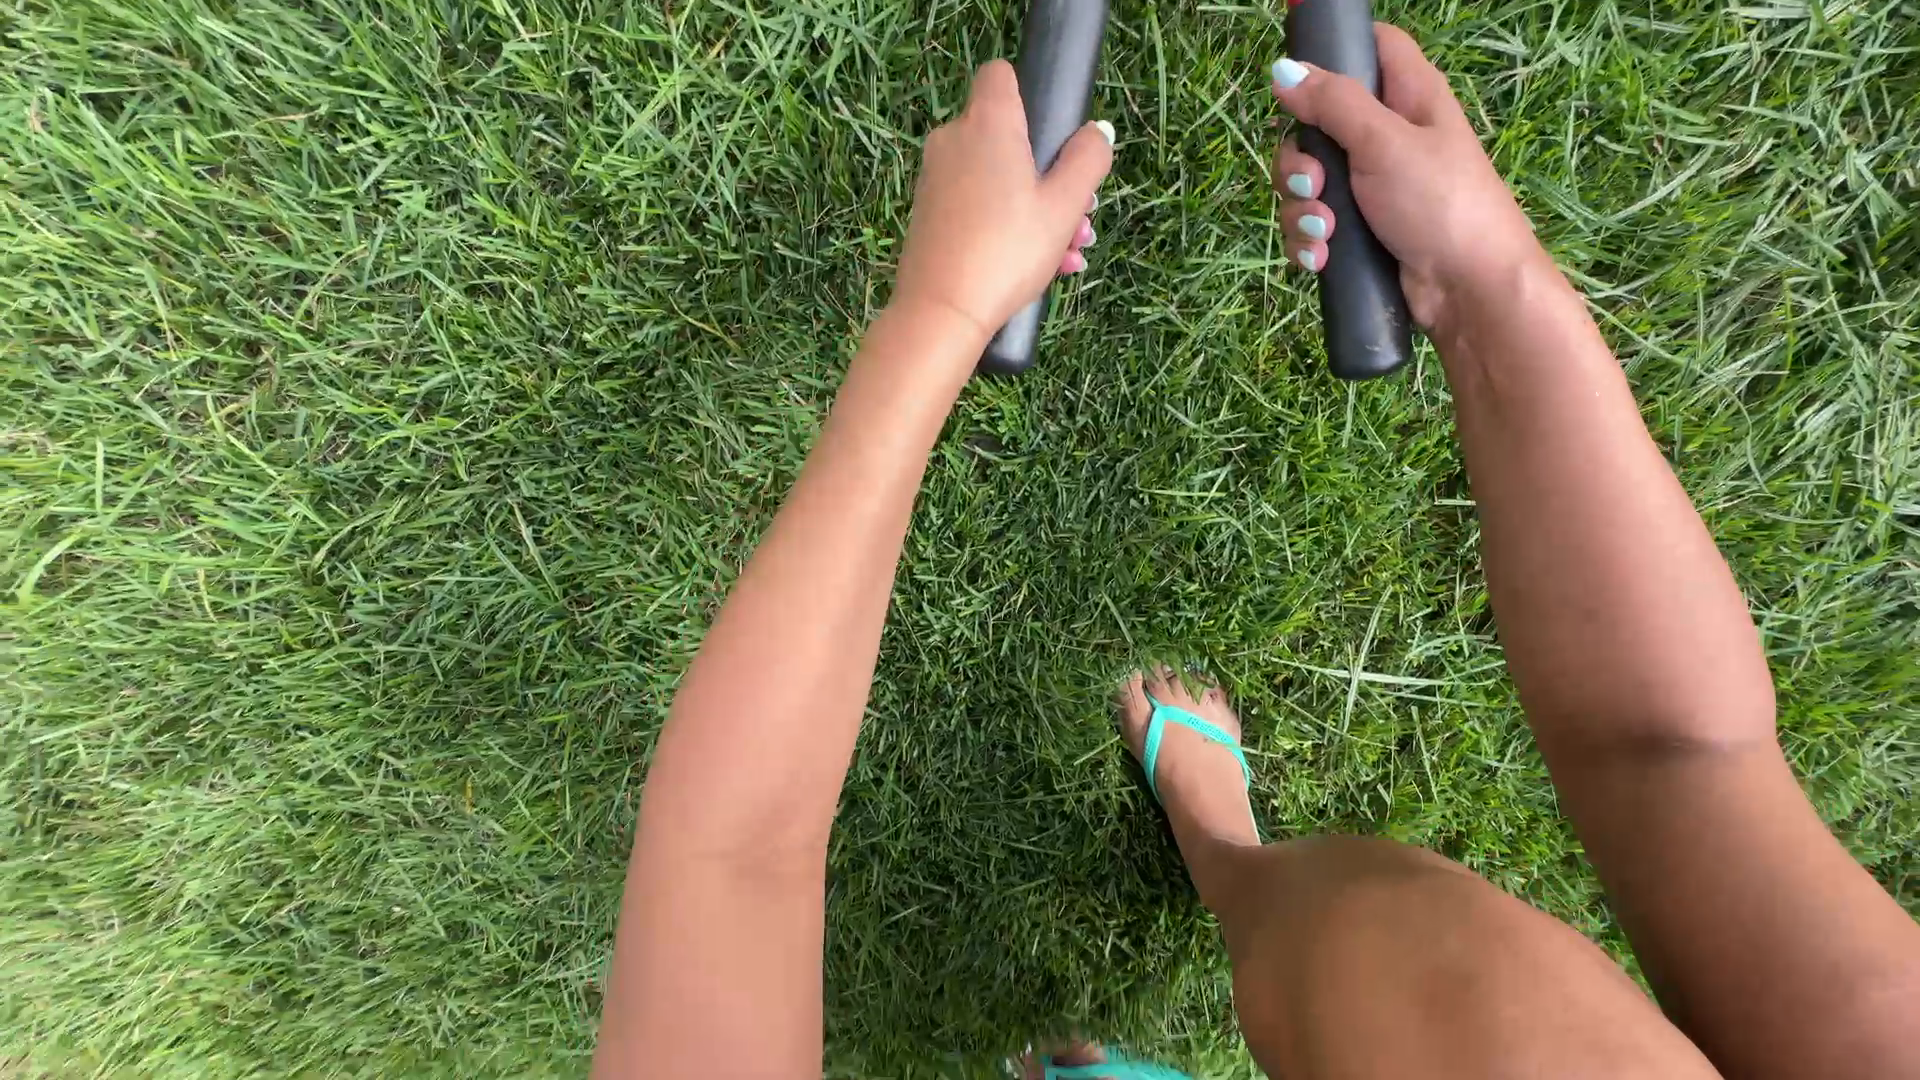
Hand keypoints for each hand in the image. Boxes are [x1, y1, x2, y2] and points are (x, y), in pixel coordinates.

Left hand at [893, 60, 1113, 339]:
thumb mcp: (1064, 207)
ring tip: (1068, 258)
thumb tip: (1096, 132)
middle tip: (1080, 222)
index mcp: (986, 122)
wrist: (942, 313)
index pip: (1001, 76)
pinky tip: (1037, 271)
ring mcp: (935, 181)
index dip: (1031, 102)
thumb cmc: (1007, 252)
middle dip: (1050, 179)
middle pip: (1007, 140)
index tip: (1052, 144)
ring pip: (995, 183)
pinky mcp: (927, 218)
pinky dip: (1004, 231)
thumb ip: (1088, 160)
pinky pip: (975, 211)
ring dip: (1036, 214)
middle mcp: (953, 141)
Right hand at [1269, 24, 1546, 331]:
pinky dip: (1308, 243)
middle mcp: (1385, 139)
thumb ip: (1334, 105)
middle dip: (1299, 164)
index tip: (1297, 80)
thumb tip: (1284, 69)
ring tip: (1324, 234)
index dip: (1334, 55)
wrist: (1462, 286)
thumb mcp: (1385, 143)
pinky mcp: (1355, 233)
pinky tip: (1320, 259)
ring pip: (1306, 187)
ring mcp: (1368, 189)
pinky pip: (1310, 228)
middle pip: (1315, 130)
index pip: (1371, 50)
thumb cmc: (1438, 202)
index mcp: (1406, 98)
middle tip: (1314, 185)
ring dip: (1301, 213)